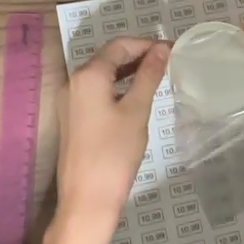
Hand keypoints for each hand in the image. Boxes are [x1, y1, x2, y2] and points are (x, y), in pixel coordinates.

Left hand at [55, 37, 169, 231]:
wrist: (87, 199)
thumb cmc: (114, 152)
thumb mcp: (136, 110)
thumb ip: (149, 76)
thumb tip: (161, 48)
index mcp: (88, 75)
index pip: (119, 46)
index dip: (146, 44)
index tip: (172, 50)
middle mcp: (74, 82)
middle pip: (108, 57)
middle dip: (138, 55)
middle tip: (168, 62)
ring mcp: (70, 101)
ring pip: (102, 75)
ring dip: (128, 71)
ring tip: (157, 77)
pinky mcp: (73, 118)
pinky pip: (97, 91)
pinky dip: (118, 87)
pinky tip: (136, 97)